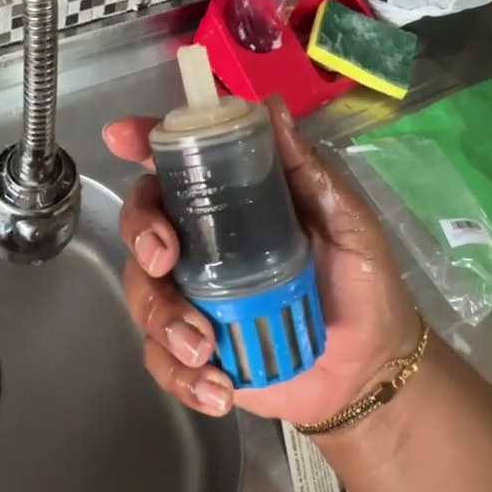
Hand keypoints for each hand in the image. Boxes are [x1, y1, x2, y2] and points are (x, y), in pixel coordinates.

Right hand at [104, 96, 420, 425]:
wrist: (370, 366)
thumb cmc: (361, 279)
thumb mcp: (342, 218)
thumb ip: (305, 168)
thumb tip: (272, 104)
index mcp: (232, 201)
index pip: (177, 161)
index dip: (142, 141)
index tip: (121, 136)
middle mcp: (202, 242)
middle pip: (142, 222)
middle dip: (141, 233)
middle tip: (166, 258)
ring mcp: (194, 296)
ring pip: (142, 291)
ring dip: (161, 316)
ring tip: (204, 347)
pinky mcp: (197, 351)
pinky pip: (161, 359)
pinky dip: (180, 375)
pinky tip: (217, 387)